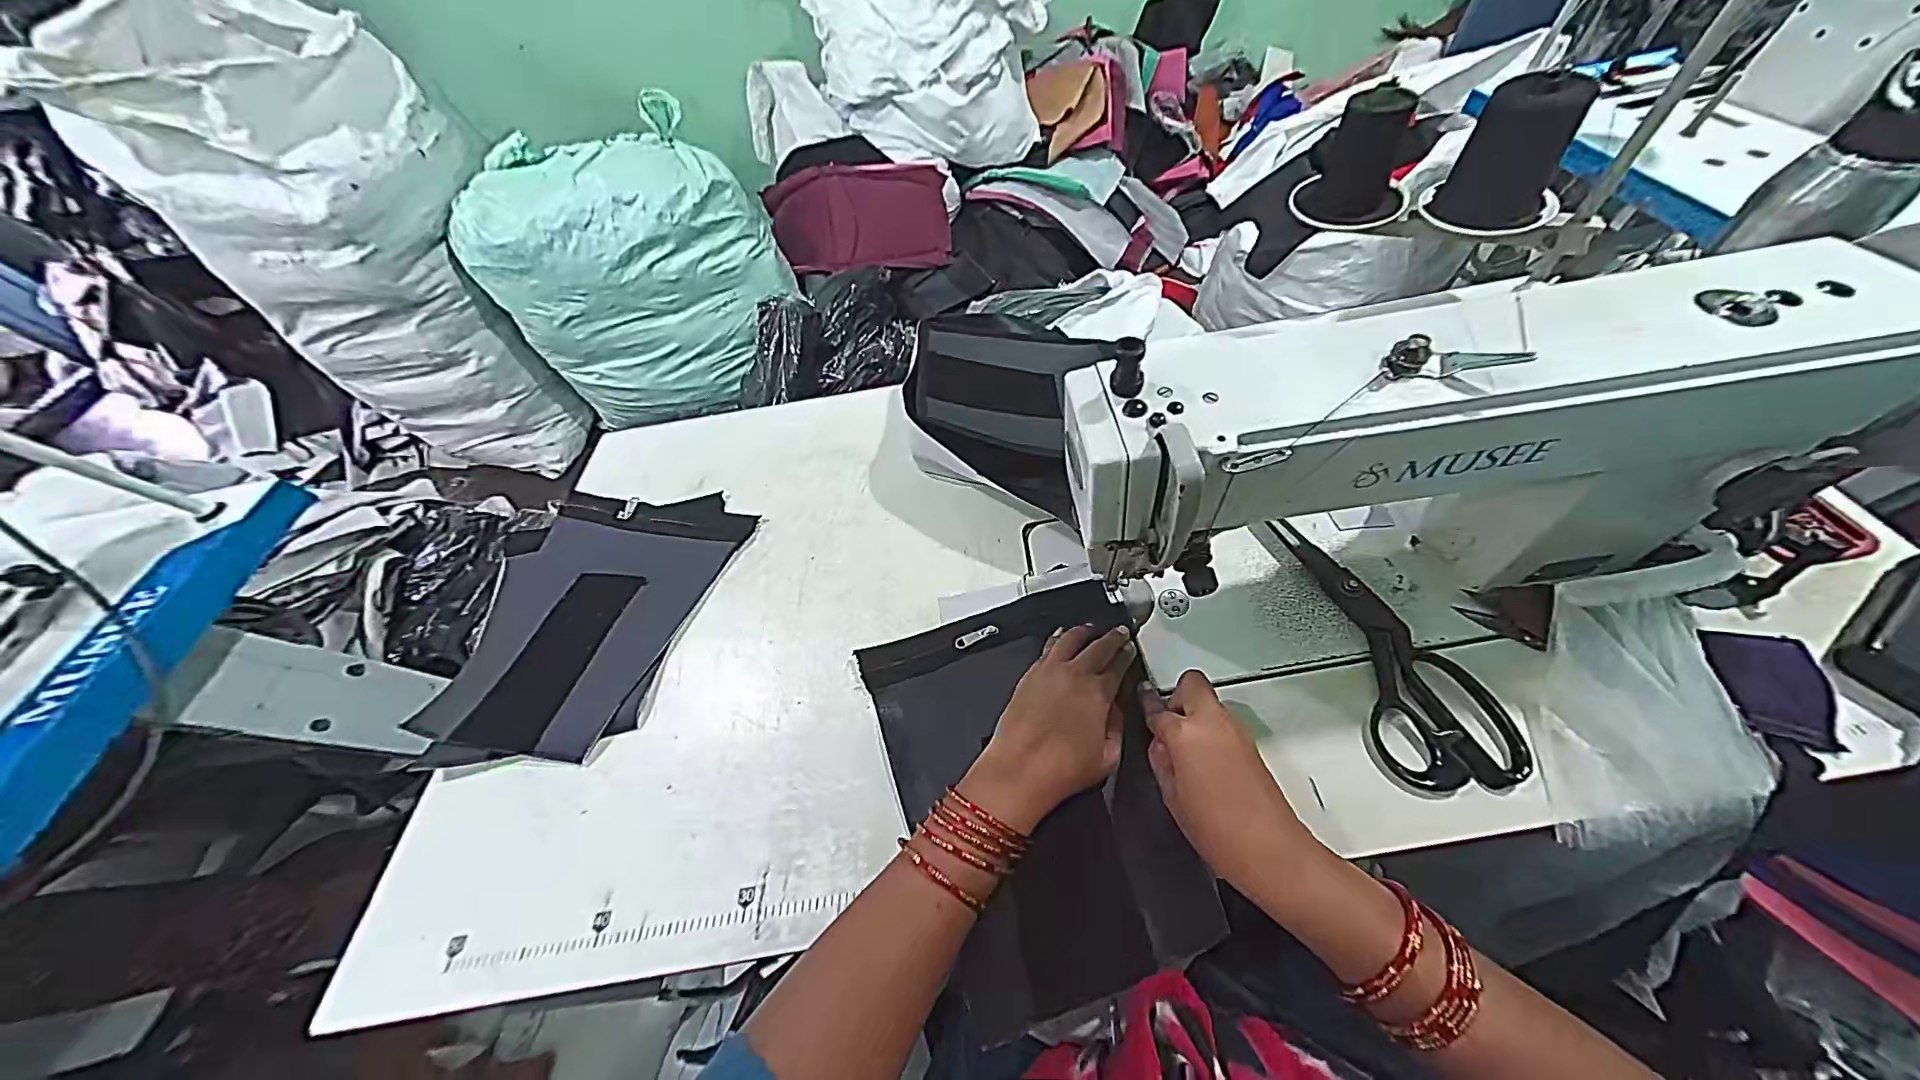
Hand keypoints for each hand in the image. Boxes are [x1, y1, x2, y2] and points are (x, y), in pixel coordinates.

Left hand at [961, 624, 1136, 832]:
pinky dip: (1057, 638)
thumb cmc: (1060, 768)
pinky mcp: (1029, 675)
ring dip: (1084, 631)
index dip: (1127, 654)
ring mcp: (1049, 672)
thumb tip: (1116, 712)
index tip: (1130, 650)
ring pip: (1070, 639)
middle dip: (1112, 637)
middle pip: (1098, 645)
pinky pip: (1046, 648)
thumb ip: (1117, 727)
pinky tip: (1059, 639)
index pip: (1119, 664)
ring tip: (1090, 629)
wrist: (1020, 768)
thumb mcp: (1108, 756)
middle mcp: (1074, 675)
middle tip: (1119, 633)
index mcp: (1099, 692)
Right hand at [1143, 671, 1322, 890]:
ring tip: (1187, 749)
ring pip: (1211, 702)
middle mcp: (1214, 723)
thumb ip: (1160, 761)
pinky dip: (1212, 732)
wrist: (1269, 850)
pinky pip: (1225, 724)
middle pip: (1191, 684)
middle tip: (1169, 721)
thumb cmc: (1222, 831)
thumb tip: (1159, 747)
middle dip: (1177, 696)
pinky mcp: (1252, 744)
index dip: (1149, 711)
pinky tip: (1205, 762)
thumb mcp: (1171, 796)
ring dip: (1197, 715)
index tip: (1146, 711)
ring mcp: (1236, 731)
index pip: (1158, 708)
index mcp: (1186, 734)